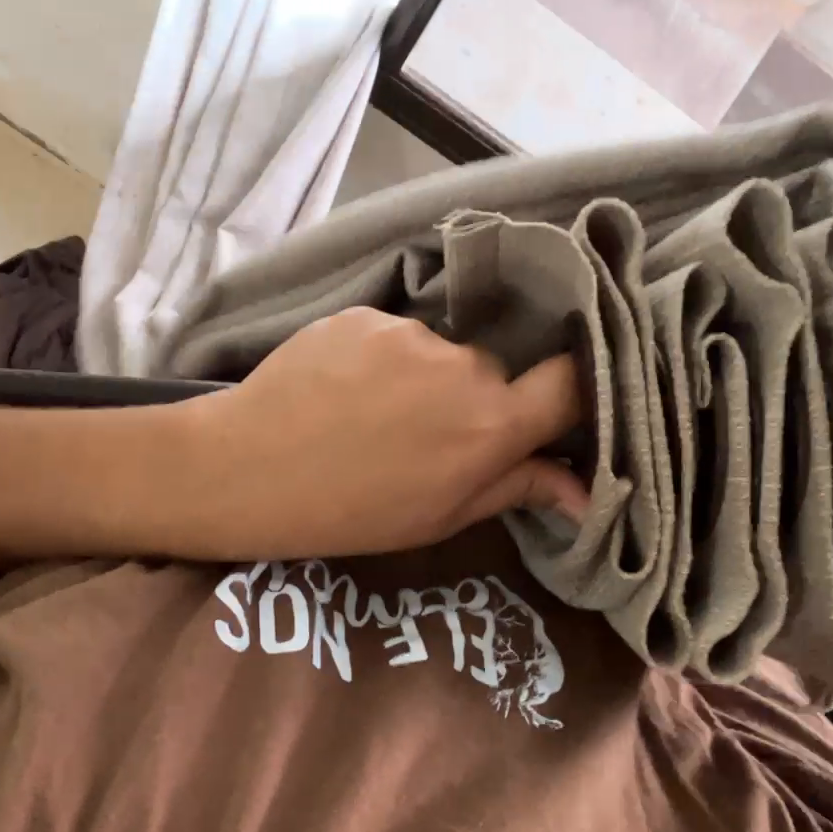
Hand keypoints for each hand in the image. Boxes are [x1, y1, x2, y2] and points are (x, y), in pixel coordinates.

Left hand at [170, 307, 588, 560]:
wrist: (247, 470)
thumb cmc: (348, 513)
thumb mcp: (438, 517)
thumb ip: (514, 489)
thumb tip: (586, 493)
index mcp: (491, 425)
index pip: (572, 382)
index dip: (569, 392)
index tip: (549, 408)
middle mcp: (464, 367)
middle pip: (493, 372)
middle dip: (470, 401)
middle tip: (419, 437)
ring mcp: (410, 333)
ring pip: (438, 353)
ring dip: (419, 379)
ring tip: (366, 417)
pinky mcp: (364, 314)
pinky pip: (390, 336)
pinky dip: (376, 360)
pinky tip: (339, 392)